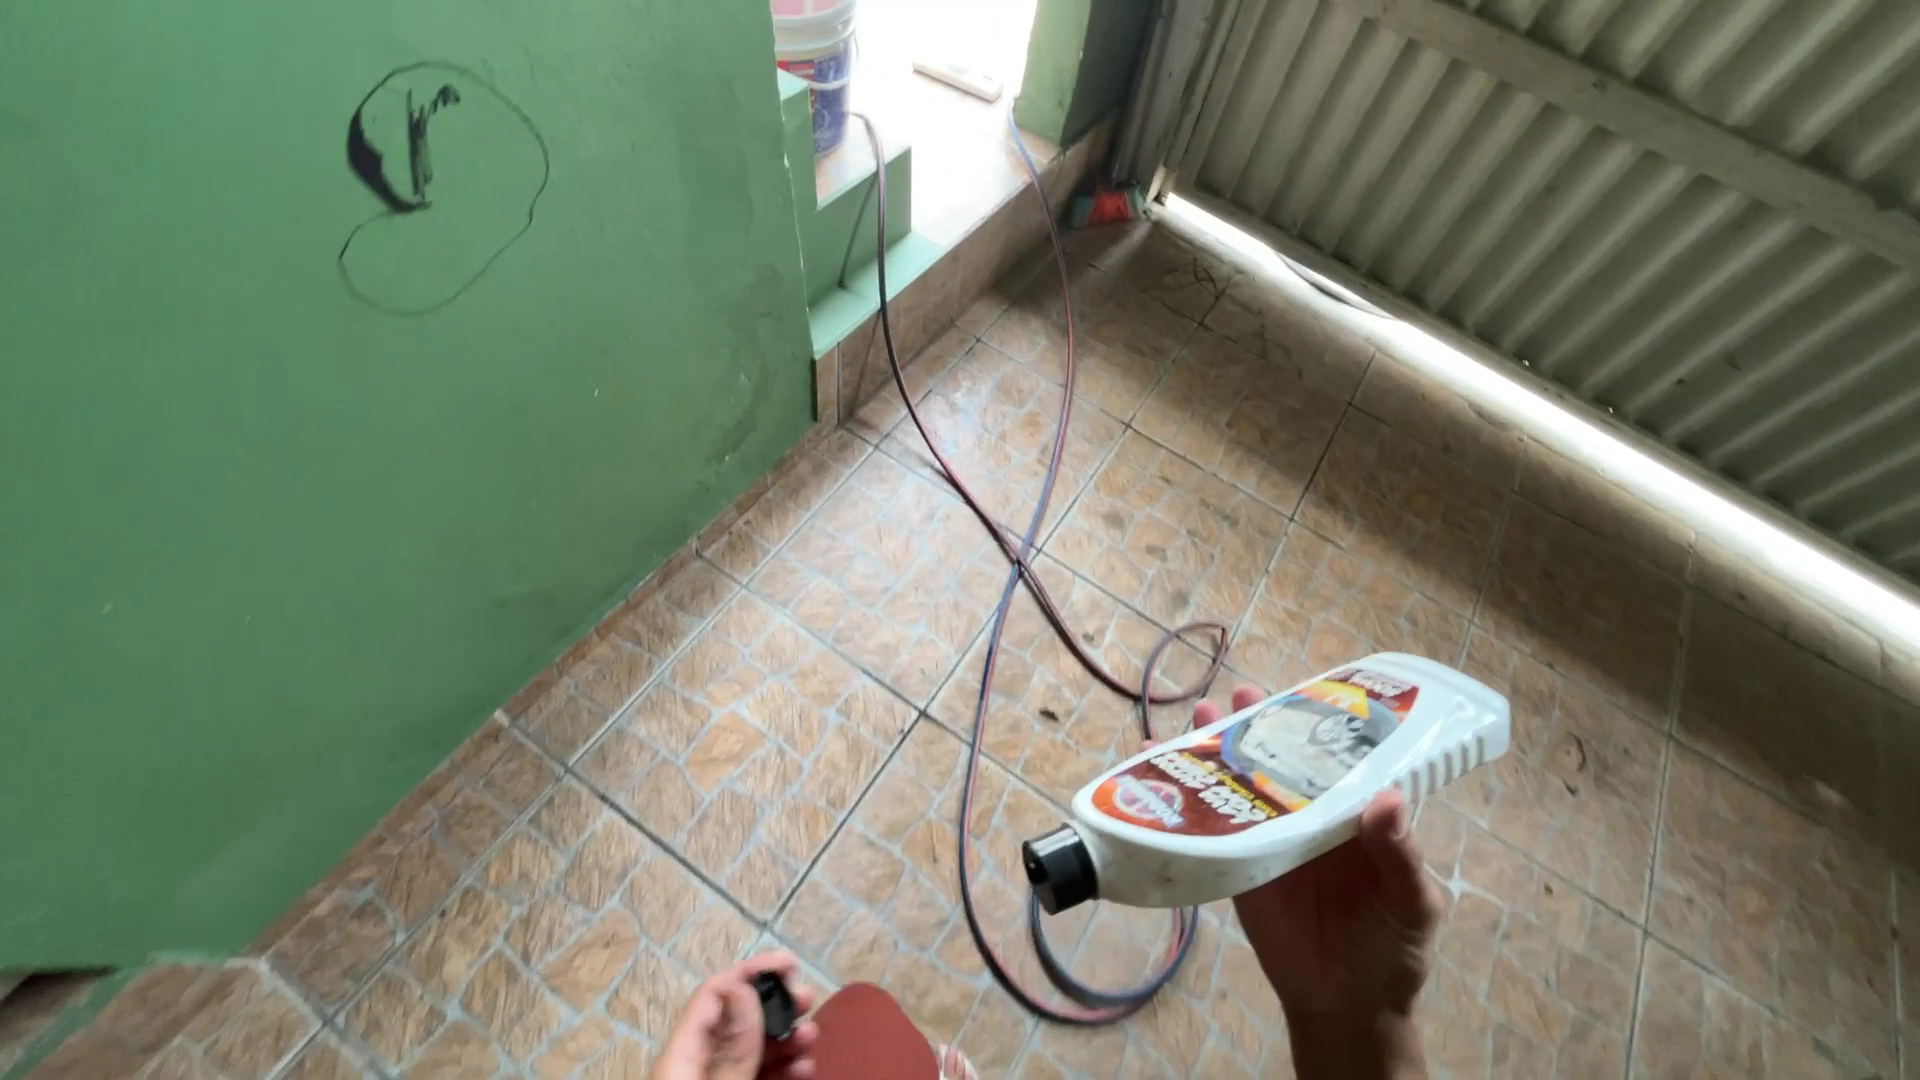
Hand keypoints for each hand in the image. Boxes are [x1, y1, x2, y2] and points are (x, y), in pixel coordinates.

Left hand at [650, 951, 819, 1079]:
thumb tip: (739, 984)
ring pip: (752, 1047)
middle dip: (777, 1003)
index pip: (714, 993)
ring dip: (786, 1036)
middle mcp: (695, 1064)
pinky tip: (803, 1067)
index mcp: (680, 1057)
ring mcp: (712, 1079)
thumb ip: (731, 1047)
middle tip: (808, 999)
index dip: (752, 970)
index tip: (791, 964)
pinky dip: (781, 1066)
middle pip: (738, 1017)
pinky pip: (756, 1072)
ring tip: (811, 1037)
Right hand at [1200, 685, 1440, 1079]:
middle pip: (1279, 757)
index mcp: (1352, 814)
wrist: (1341, 1004)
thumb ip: (1401, 857)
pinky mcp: (1234, 857)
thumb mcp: (1411, 904)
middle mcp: (1307, 814)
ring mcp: (1267, 833)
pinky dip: (1182, 791)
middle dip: (1258, 721)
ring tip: (1201, 711)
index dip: (1315, 722)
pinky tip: (1160, 764)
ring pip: (1239, 779)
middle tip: (1240, 693)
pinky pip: (1207, 820)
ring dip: (1218, 744)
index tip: (1299, 693)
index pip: (1334, 757)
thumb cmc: (1390, 950)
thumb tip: (1388, 798)